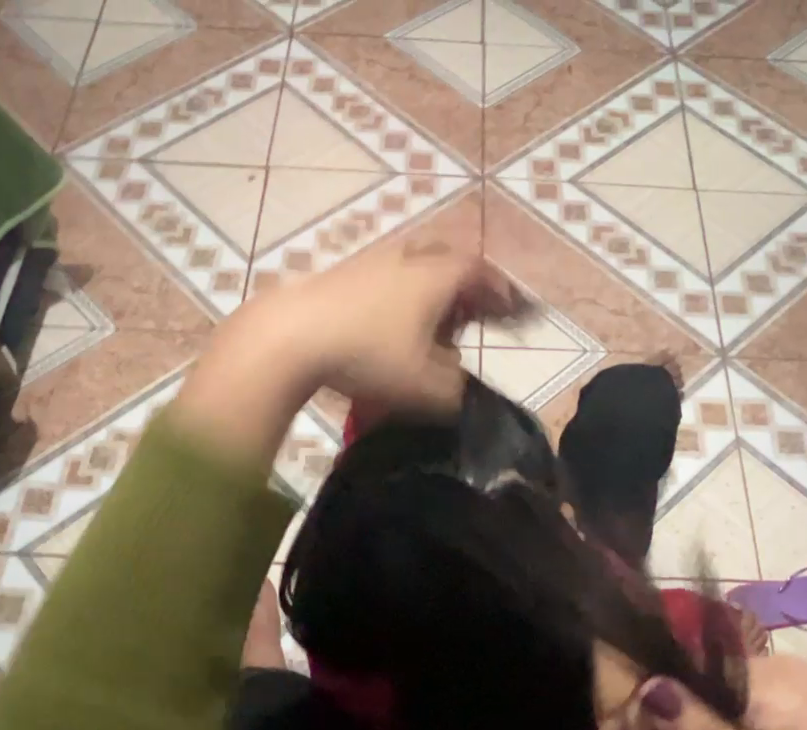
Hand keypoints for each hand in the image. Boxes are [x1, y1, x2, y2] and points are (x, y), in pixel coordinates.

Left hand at [210, 239, 526, 412]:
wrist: (290, 336)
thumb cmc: (367, 356)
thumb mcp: (425, 388)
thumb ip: (458, 393)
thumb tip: (466, 392)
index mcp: (437, 276)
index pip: (483, 275)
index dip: (504, 294)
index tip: (516, 313)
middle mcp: (409, 258)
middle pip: (450, 262)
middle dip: (469, 287)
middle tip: (477, 313)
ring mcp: (372, 261)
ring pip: (416, 268)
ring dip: (433, 291)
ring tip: (436, 324)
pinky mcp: (341, 275)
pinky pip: (387, 278)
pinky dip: (402, 296)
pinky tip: (392, 325)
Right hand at [641, 656, 806, 729]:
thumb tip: (649, 686)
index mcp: (767, 686)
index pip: (667, 676)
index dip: (624, 714)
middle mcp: (772, 666)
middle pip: (678, 677)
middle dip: (634, 721)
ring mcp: (787, 679)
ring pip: (697, 688)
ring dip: (659, 726)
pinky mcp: (795, 697)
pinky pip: (724, 698)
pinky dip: (693, 726)